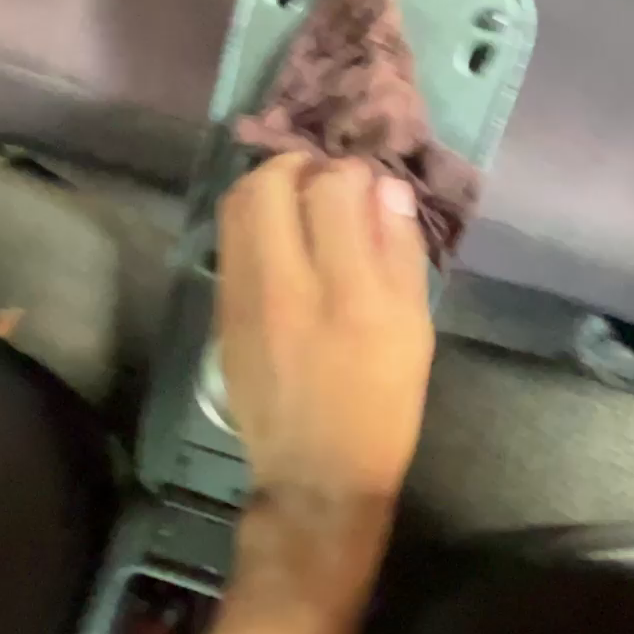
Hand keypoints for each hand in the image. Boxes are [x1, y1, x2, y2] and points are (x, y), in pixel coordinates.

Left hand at [216, 154, 434, 504]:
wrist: (314, 471)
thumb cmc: (381, 404)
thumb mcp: (413, 329)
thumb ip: (399, 251)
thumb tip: (384, 188)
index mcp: (350, 292)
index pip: (334, 188)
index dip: (350, 171)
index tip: (361, 183)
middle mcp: (287, 285)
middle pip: (270, 184)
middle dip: (297, 163)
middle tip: (319, 177)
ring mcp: (244, 298)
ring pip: (236, 206)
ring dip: (266, 185)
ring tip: (293, 196)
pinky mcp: (221, 312)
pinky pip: (228, 242)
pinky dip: (250, 221)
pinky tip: (274, 236)